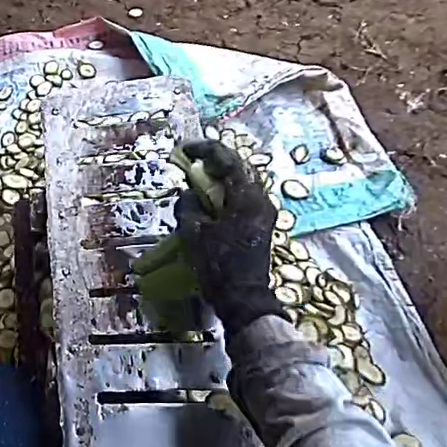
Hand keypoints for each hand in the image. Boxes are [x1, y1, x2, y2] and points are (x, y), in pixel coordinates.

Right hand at [173, 140, 284, 331]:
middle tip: (190, 160)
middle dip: (213, 161)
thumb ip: (188, 205)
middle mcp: (261, 199)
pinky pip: (241, 198)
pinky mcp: (259, 224)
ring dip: (219, 177)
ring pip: (241, 183)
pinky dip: (224, 192)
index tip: (183, 149)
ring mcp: (263, 212)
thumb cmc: (217, 264)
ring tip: (196, 178)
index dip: (204, 150)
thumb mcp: (193, 232)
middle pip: (238, 168)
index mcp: (246, 196)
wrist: (242, 296)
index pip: (227, 160)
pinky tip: (208, 199)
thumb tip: (189, 193)